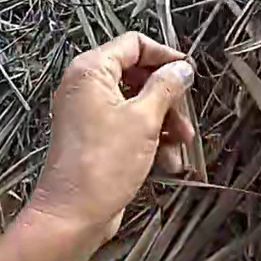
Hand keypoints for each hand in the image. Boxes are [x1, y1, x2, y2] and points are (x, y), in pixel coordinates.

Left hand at [25, 32, 195, 245]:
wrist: (73, 215)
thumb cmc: (101, 166)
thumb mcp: (144, 120)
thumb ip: (165, 88)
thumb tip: (181, 69)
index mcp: (91, 71)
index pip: (133, 44)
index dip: (164, 56)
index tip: (187, 73)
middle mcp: (85, 88)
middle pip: (137, 77)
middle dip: (166, 99)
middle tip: (185, 119)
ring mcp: (87, 114)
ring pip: (135, 105)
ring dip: (162, 124)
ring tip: (180, 147)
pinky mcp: (93, 139)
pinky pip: (126, 129)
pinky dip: (148, 141)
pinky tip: (166, 162)